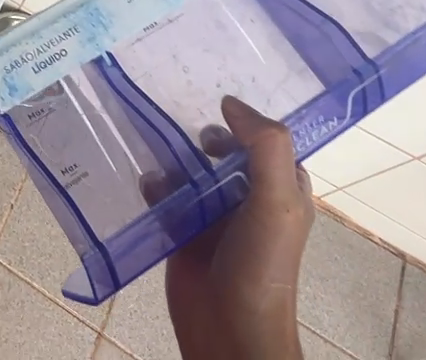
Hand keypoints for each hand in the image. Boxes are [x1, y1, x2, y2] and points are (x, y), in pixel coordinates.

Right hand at [164, 97, 315, 359]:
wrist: (228, 328)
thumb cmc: (260, 263)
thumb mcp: (275, 201)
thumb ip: (264, 148)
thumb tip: (230, 102)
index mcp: (279, 190)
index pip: (265, 141)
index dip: (246, 120)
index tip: (213, 97)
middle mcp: (248, 198)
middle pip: (223, 151)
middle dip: (202, 136)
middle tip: (182, 124)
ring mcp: (213, 214)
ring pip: (190, 168)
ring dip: (172, 156)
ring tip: (154, 144)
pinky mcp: (182, 229)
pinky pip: (164, 193)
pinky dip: (153, 182)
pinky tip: (145, 181)